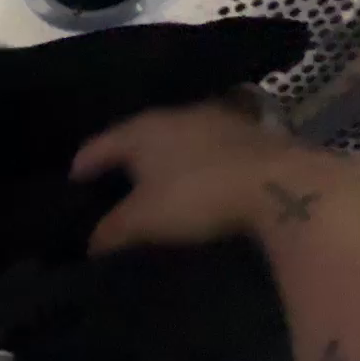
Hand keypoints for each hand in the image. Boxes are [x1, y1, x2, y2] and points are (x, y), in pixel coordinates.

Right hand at [71, 102, 351, 253]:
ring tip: (154, 182)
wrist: (288, 189)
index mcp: (141, 130)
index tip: (72, 185)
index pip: (96, 146)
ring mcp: (222, 121)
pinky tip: (195, 182)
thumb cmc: (196, 197)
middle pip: (138, 137)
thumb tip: (92, 244)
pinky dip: (195, 163)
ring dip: (164, 159)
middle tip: (110, 182)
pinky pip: (208, 148)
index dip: (80, 168)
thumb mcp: (138, 222)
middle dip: (123, 159)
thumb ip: (107, 231)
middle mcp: (177, 116)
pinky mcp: (256, 135)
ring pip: (177, 140)